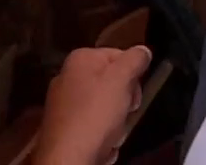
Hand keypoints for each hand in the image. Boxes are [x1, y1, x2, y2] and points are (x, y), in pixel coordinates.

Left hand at [34, 46, 150, 164]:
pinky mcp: (61, 131)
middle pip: (111, 83)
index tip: (136, 93)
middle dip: (124, 101)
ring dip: (115, 123)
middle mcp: (67, 78)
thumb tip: (143, 51)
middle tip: (127, 112)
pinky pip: (90, 127)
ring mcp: (62, 106)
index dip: (133, 74)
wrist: (67, 161)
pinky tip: (103, 146)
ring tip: (114, 135)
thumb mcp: (122, 79)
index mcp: (80, 59)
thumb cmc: (95, 114)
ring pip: (102, 108)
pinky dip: (100, 137)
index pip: (119, 55)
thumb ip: (136, 59)